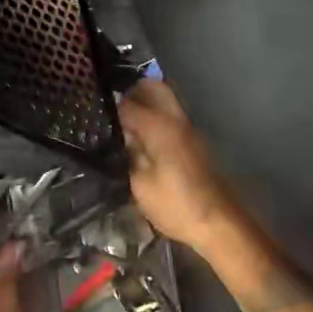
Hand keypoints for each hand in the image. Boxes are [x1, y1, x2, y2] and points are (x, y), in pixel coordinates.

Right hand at [119, 80, 246, 253]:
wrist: (219, 223)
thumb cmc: (176, 205)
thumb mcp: (140, 184)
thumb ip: (128, 154)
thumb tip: (120, 136)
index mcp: (160, 126)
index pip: (128, 104)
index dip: (109, 106)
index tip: (93, 112)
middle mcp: (176, 119)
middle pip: (154, 87)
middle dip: (132, 92)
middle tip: (112, 109)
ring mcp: (189, 129)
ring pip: (165, 100)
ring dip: (145, 104)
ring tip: (123, 124)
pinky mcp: (194, 142)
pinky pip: (171, 117)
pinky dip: (156, 118)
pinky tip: (141, 139)